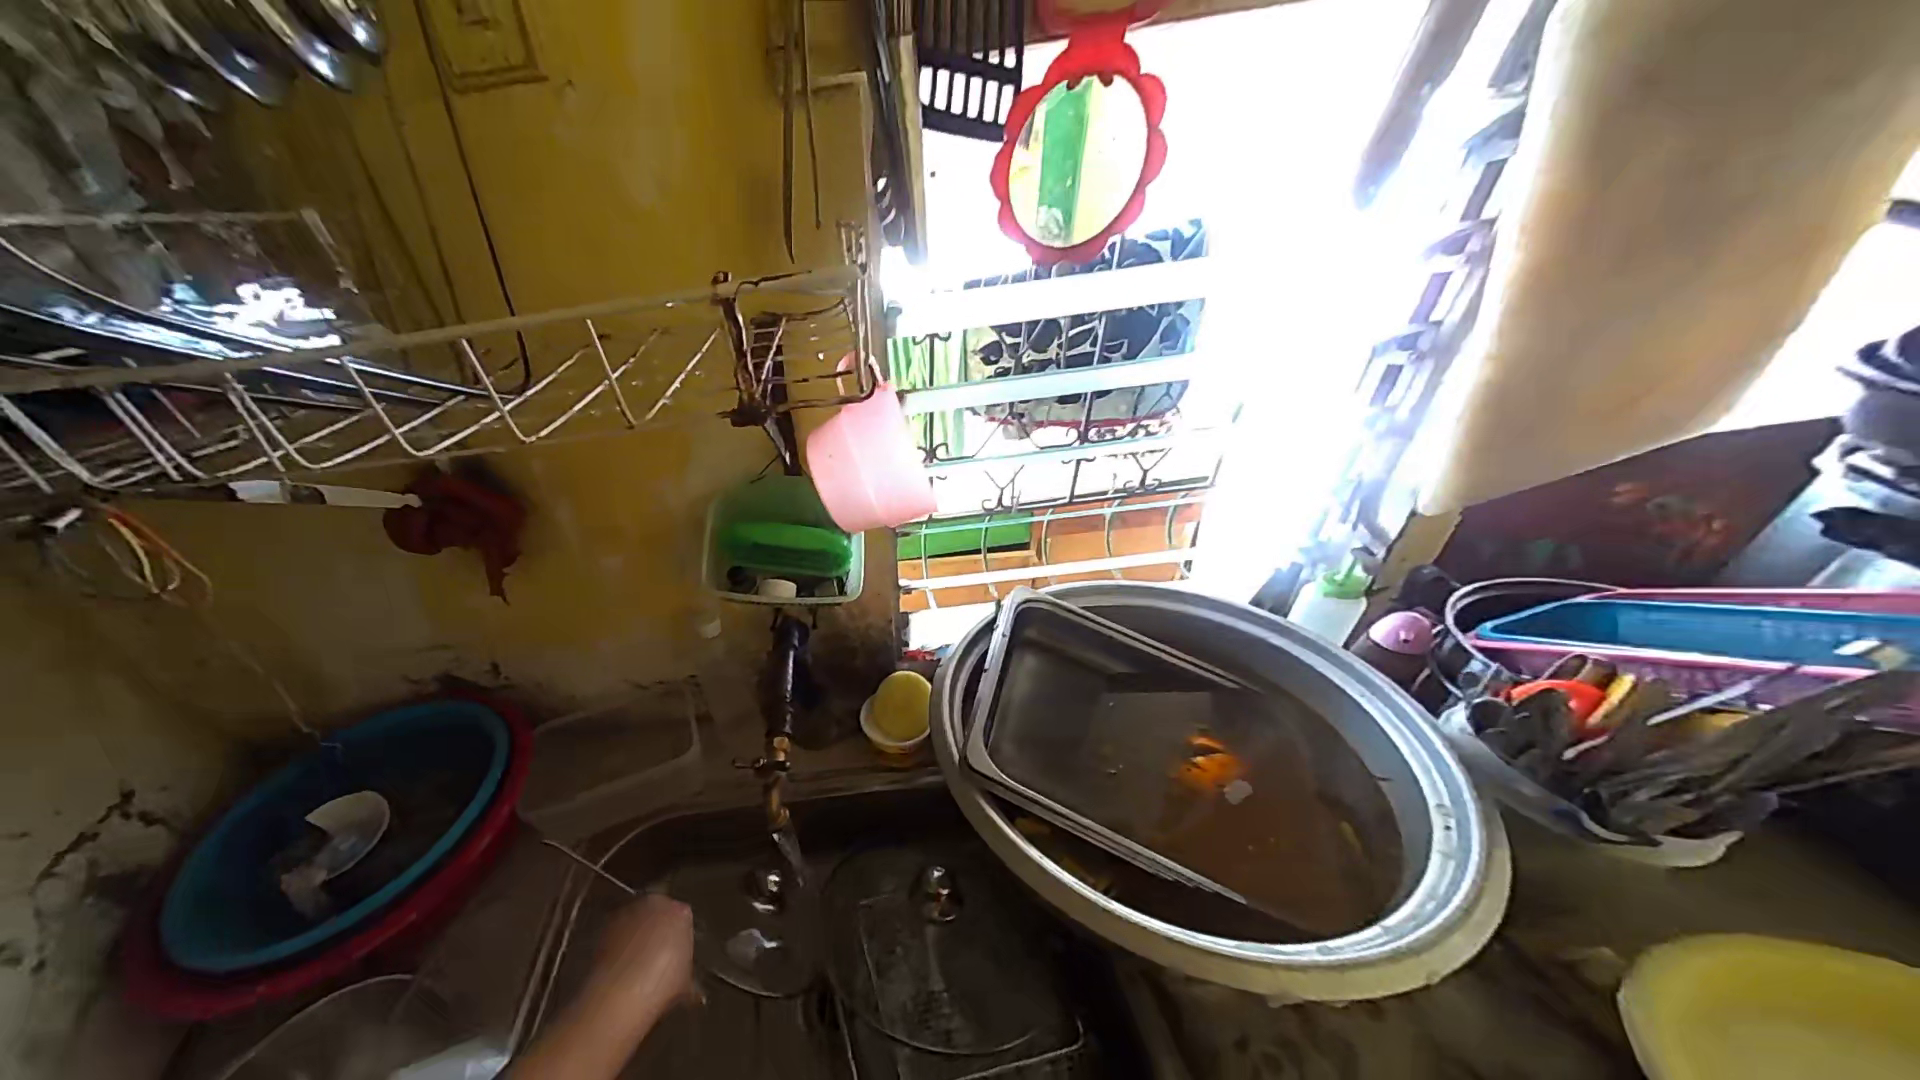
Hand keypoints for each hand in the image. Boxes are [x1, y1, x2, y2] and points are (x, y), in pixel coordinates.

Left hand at [580, 894, 695, 1022]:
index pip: (683, 919)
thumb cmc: (662, 985)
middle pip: (660, 912)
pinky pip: (617, 931)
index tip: (674, 955)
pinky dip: (617, 943)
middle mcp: (657, 903)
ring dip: (636, 934)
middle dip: (657, 929)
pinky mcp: (605, 925)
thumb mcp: (684, 979)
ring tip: (633, 962)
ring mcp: (629, 912)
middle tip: (655, 955)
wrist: (619, 993)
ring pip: (637, 920)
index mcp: (682, 912)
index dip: (678, 937)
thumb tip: (686, 980)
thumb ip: (685, 969)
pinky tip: (617, 964)